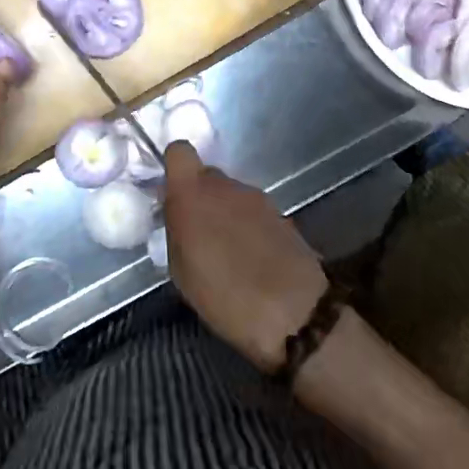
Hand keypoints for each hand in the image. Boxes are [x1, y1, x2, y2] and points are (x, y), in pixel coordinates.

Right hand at [163, 141, 327, 372]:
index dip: (174, 167)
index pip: (179, 152)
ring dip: (225, 214)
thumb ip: (176, 232)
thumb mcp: (180, 270)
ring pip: (231, 195)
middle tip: (197, 232)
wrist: (296, 315)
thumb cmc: (224, 296)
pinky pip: (253, 213)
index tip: (172, 195)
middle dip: (200, 197)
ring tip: (226, 252)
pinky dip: (248, 228)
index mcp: (192, 193)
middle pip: (206, 175)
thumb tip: (178, 216)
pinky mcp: (282, 215)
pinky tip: (250, 260)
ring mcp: (257, 199)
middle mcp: (225, 186)